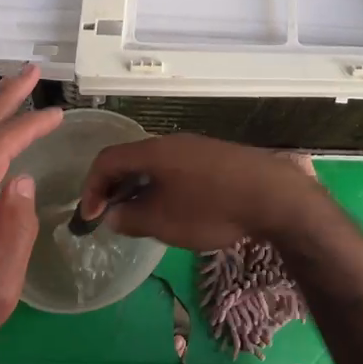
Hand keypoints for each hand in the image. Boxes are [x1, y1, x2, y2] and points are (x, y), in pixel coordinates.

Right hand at [78, 135, 324, 250]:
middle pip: (132, 158)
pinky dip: (165, 186)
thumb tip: (112, 213)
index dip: (91, 187)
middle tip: (111, 217)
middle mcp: (173, 142)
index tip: (90, 217)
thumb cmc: (211, 208)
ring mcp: (197, 148)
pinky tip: (177, 210)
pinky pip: (178, 168)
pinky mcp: (217, 158)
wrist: (272, 195)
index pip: (108, 158)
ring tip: (142, 217)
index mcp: (154, 151)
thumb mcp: (164, 221)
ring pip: (157, 164)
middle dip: (115, 187)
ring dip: (141, 188)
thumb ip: (131, 217)